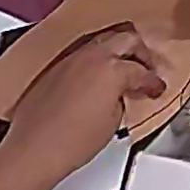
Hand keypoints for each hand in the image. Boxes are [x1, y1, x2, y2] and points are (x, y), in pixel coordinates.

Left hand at [0, 24, 165, 189]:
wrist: (34, 150)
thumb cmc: (70, 141)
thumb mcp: (113, 122)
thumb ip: (123, 99)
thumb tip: (121, 94)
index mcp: (112, 69)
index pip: (142, 71)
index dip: (153, 81)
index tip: (156, 87)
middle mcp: (92, 56)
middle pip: (126, 39)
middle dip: (141, 52)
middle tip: (147, 67)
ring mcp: (72, 58)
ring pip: (103, 40)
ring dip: (117, 50)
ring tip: (123, 67)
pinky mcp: (57, 66)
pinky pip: (83, 53)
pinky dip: (96, 58)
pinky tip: (98, 75)